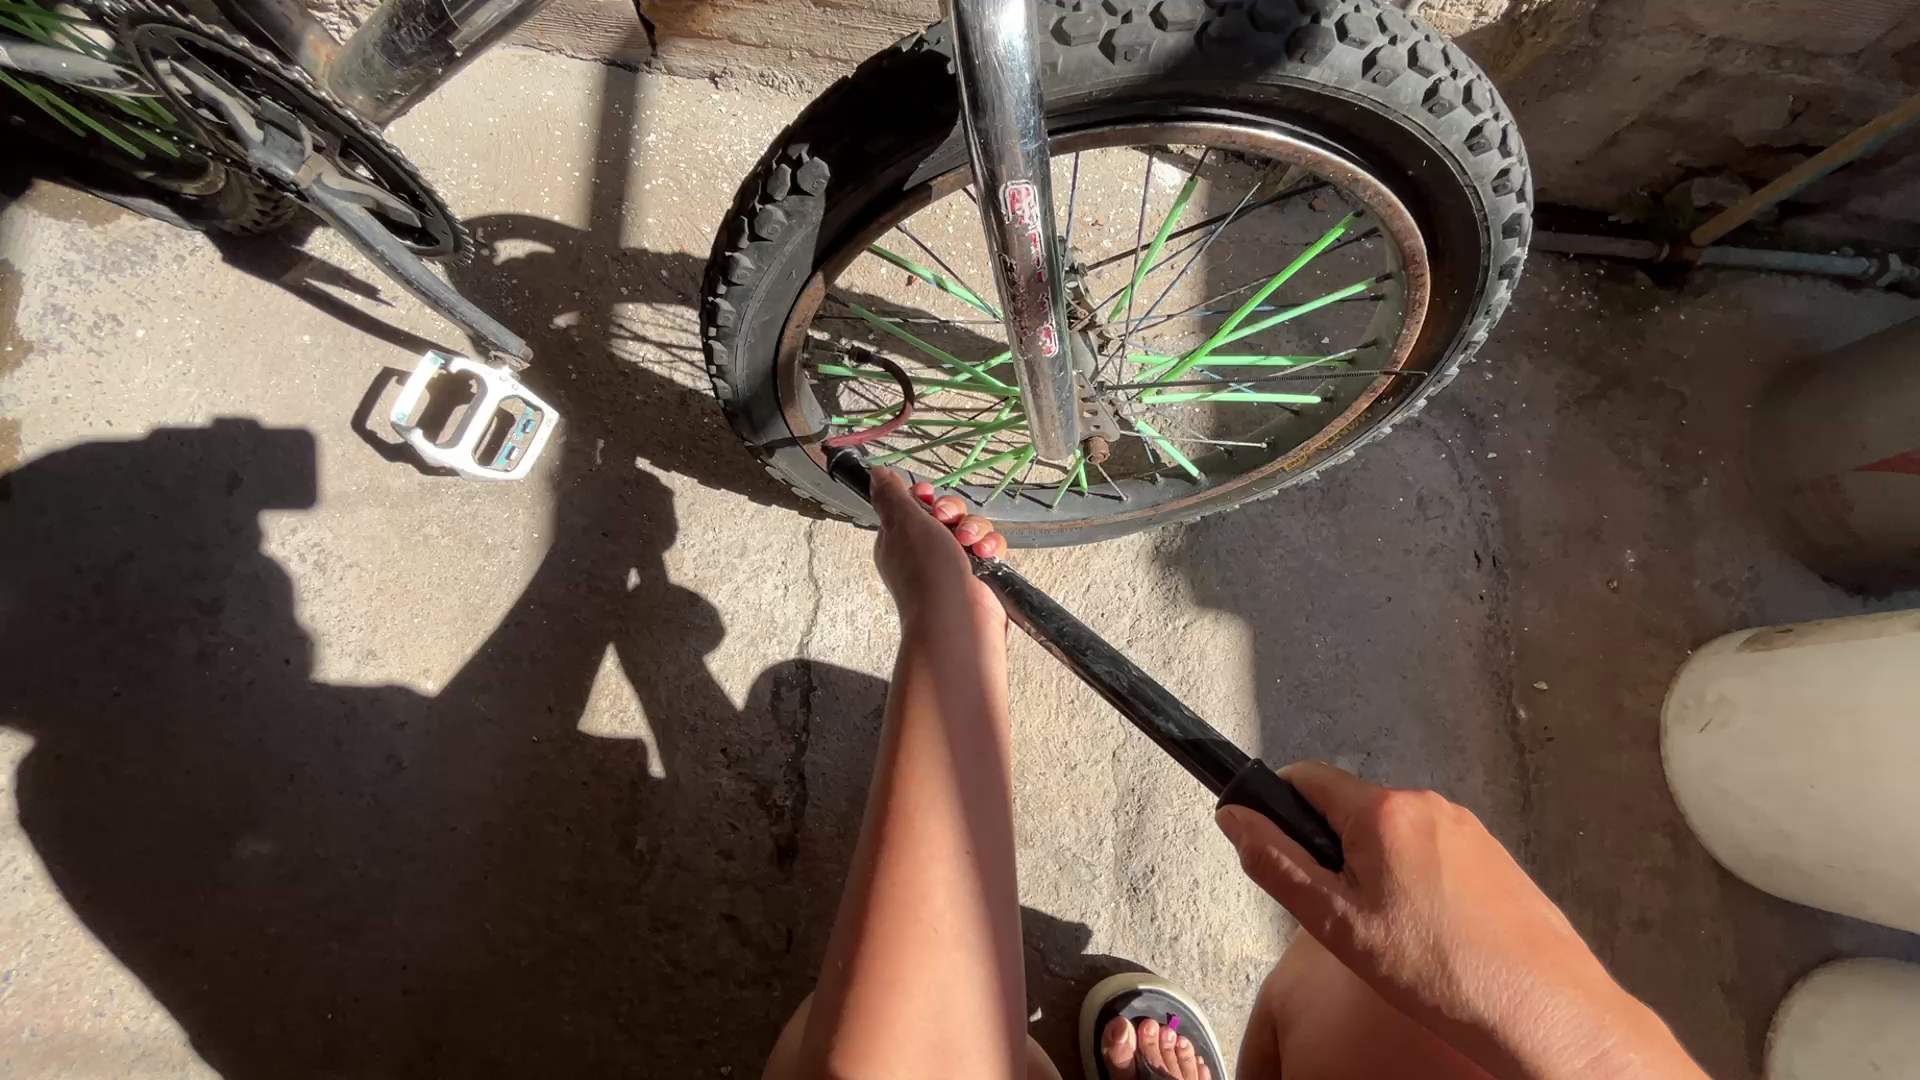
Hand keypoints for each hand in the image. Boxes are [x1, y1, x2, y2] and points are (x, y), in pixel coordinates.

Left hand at [871, 468, 1005, 634]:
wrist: (956, 621)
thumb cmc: (925, 574)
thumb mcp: (902, 523)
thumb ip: (891, 495)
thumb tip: (877, 473)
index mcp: (900, 539)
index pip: (913, 506)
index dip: (924, 497)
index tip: (928, 496)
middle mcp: (926, 551)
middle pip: (946, 512)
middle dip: (952, 511)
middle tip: (948, 522)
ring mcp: (954, 563)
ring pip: (972, 526)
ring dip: (975, 528)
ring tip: (969, 543)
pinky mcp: (980, 573)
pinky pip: (990, 546)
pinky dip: (991, 546)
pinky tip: (986, 555)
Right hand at [1216, 763, 1706, 1079]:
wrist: (1556, 1019)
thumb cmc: (1435, 971)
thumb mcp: (1335, 923)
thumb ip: (1275, 861)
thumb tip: (1232, 814)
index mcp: (1380, 809)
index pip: (1304, 776)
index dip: (1281, 807)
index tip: (1288, 856)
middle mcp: (1423, 801)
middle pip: (1346, 805)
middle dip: (1331, 845)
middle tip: (1341, 909)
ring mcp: (1465, 825)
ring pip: (1387, 828)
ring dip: (1372, 862)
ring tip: (1389, 927)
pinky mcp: (1494, 853)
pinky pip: (1428, 846)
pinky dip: (1413, 874)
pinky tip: (1430, 929)